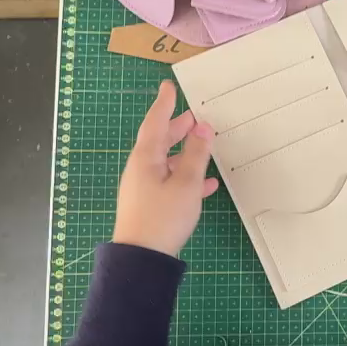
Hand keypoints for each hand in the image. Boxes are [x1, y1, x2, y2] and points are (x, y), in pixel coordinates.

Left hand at [112, 80, 218, 258]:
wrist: (142, 259)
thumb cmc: (163, 217)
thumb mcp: (186, 183)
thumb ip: (197, 154)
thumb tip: (203, 127)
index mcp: (146, 159)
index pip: (155, 123)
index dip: (164, 105)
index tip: (168, 87)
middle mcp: (140, 169)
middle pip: (160, 141)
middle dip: (177, 128)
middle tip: (192, 115)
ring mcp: (143, 188)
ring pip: (166, 161)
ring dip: (184, 152)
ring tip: (203, 144)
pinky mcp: (149, 204)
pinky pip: (169, 181)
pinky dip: (186, 176)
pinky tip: (206, 184)